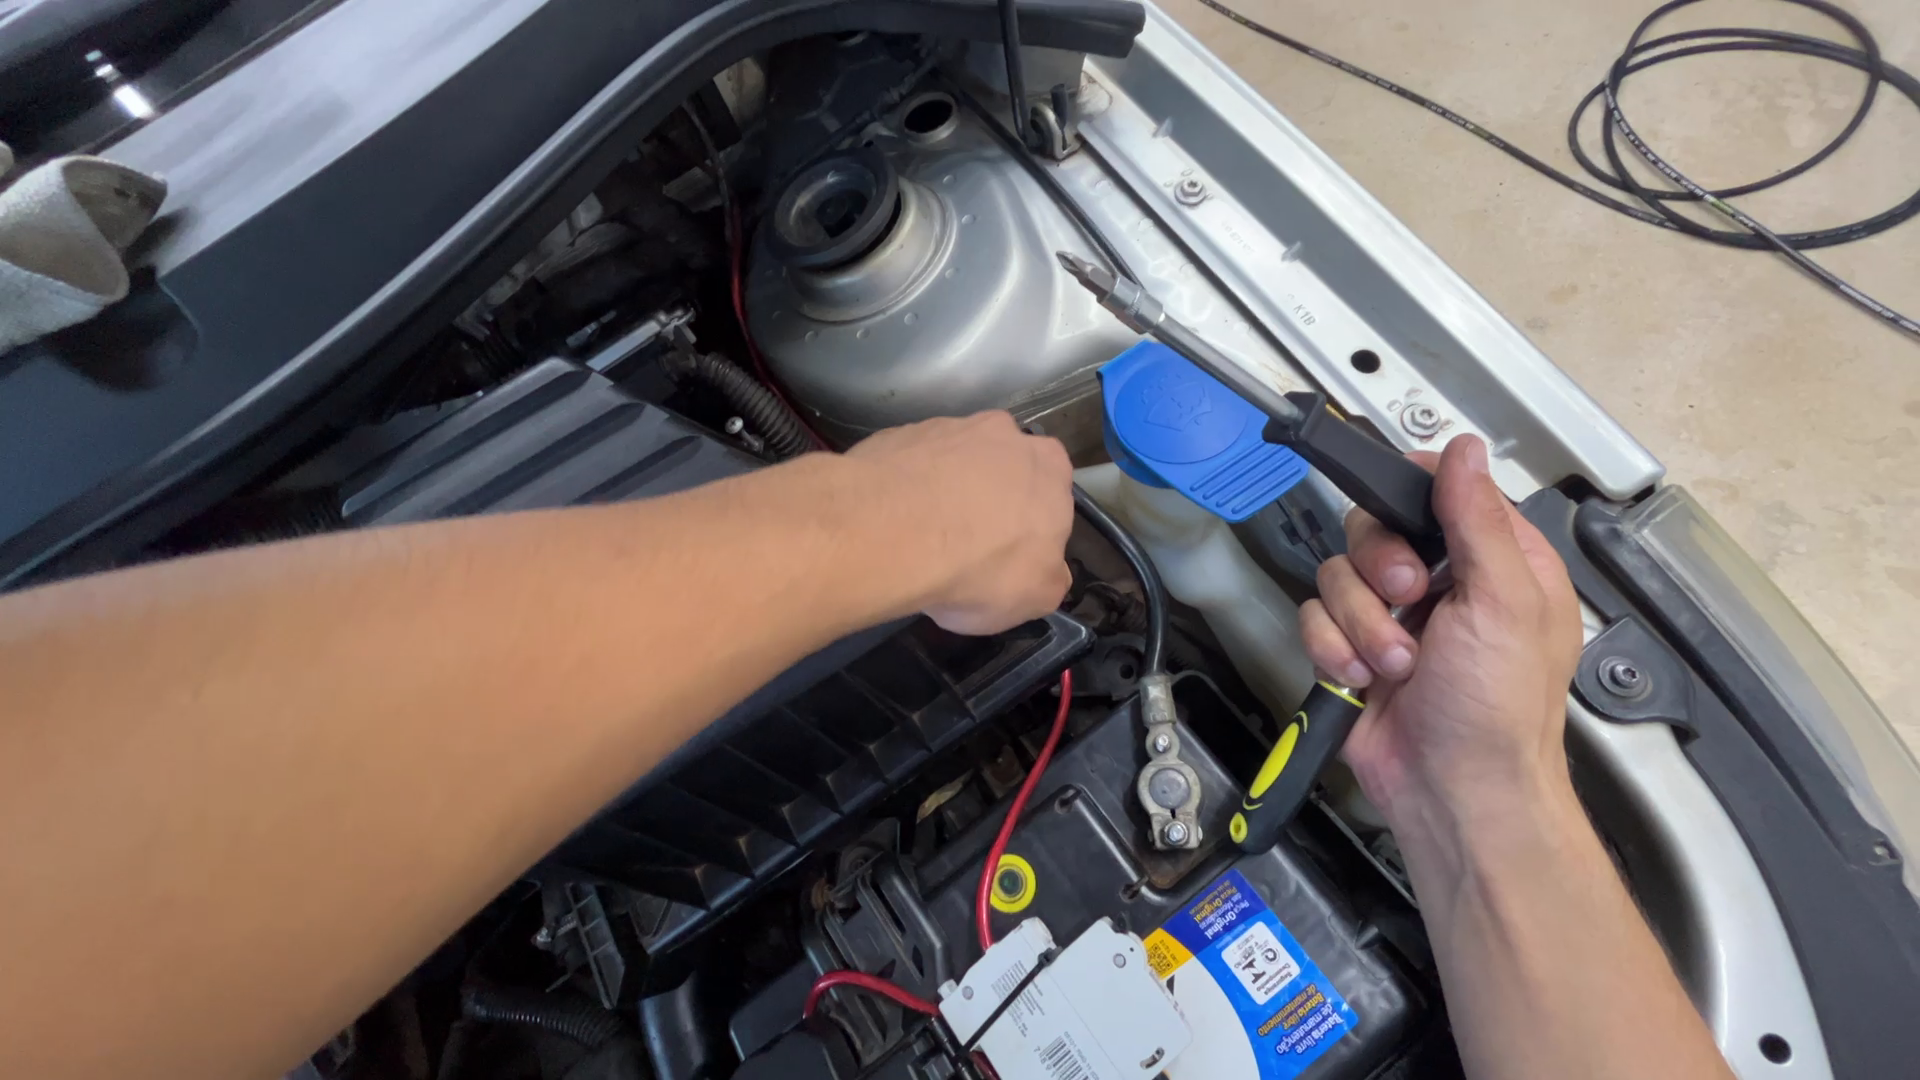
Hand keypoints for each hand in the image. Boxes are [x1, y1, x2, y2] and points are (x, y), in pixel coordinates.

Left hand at [843, 412, 1073, 634]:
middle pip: (1001, 473)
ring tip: (921, 539)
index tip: (1007, 558)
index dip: (1030, 531)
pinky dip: (904, 490)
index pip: (1050, 497)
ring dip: (943, 493)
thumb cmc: (981, 567)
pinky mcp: (898, 435)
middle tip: (965, 549)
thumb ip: (1049, 576)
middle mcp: (1003, 434)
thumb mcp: (1037, 597)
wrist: (892, 534)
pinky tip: (892, 523)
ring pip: (952, 465)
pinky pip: (909, 466)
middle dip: (987, 504)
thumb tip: (1046, 571)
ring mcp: (946, 428)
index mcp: (1049, 466)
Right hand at [1298, 435, 1582, 826]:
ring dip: (1360, 625)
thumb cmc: (1498, 709)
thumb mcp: (1504, 603)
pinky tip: (1363, 678)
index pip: (1436, 492)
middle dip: (1378, 571)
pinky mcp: (1347, 645)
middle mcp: (1436, 583)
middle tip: (1406, 600)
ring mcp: (1387, 616)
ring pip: (1335, 577)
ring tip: (1394, 665)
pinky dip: (1333, 650)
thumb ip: (1477, 522)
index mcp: (1490, 562)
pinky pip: (1313, 618)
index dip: (1408, 496)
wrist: (1449, 787)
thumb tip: (1463, 451)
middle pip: (1371, 531)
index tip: (1400, 522)